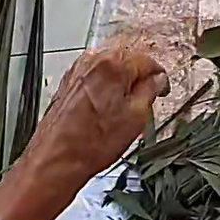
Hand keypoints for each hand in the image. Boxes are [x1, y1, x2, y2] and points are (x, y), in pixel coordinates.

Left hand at [0, 44, 168, 219]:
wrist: (56, 158)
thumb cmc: (90, 143)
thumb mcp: (136, 117)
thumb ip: (150, 91)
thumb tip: (156, 80)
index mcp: (113, 65)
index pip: (147, 61)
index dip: (159, 77)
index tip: (162, 89)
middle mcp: (93, 61)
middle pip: (126, 61)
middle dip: (138, 79)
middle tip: (145, 101)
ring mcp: (77, 71)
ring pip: (109, 70)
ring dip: (119, 84)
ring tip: (123, 111)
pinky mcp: (67, 83)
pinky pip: (94, 79)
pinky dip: (103, 90)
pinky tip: (105, 111)